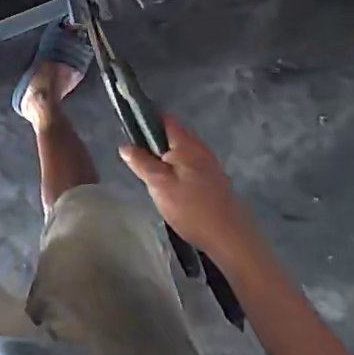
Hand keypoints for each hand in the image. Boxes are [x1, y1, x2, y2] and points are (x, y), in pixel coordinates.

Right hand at [119, 116, 258, 261]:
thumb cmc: (190, 207)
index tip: (134, 134)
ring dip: (170, 159)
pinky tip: (176, 189)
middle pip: (176, 135)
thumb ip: (142, 163)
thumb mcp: (159, 184)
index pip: (167, 119)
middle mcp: (200, 148)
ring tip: (156, 178)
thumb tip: (125, 146)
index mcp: (186, 143)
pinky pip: (193, 166)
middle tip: (142, 161)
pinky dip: (181, 170)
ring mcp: (211, 164)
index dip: (149, 121)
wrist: (228, 235)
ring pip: (185, 152)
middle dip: (158, 143)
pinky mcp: (215, 180)